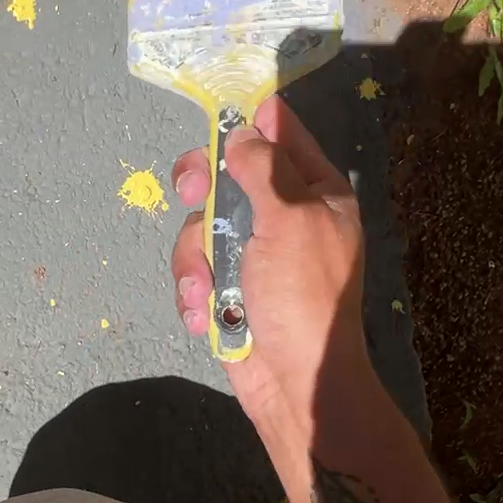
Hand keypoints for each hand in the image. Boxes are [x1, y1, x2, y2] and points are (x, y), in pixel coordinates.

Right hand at [170, 96, 376, 448]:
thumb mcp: (290, 219)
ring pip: (201, 229)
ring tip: (203, 294)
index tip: (220, 123)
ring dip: (193, 262)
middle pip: (228, 179)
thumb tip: (245, 130)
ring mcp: (252, 257)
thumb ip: (263, 169)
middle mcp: (282, 219)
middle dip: (202, 191)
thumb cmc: (303, 294)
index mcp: (314, 194)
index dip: (251, 124)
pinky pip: (196, 272)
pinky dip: (194, 294)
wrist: (294, 378)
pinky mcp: (227, 290)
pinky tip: (202, 315)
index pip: (283, 138)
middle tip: (189, 191)